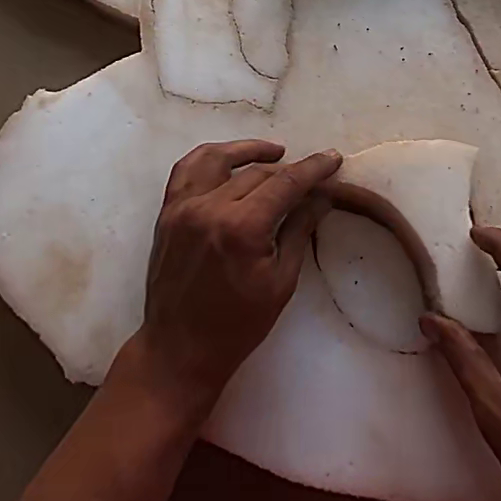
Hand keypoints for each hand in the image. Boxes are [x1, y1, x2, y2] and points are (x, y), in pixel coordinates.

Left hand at [126, 140, 340, 419]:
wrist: (179, 348)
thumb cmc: (238, 324)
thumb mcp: (281, 281)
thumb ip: (300, 230)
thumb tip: (322, 196)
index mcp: (241, 228)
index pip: (285, 183)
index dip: (313, 168)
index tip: (333, 158)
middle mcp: (209, 208)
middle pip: (256, 173)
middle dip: (289, 169)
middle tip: (311, 175)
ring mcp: (182, 207)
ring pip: (218, 160)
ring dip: (248, 151)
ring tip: (274, 152)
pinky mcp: (167, 212)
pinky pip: (186, 170)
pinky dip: (209, 157)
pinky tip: (228, 160)